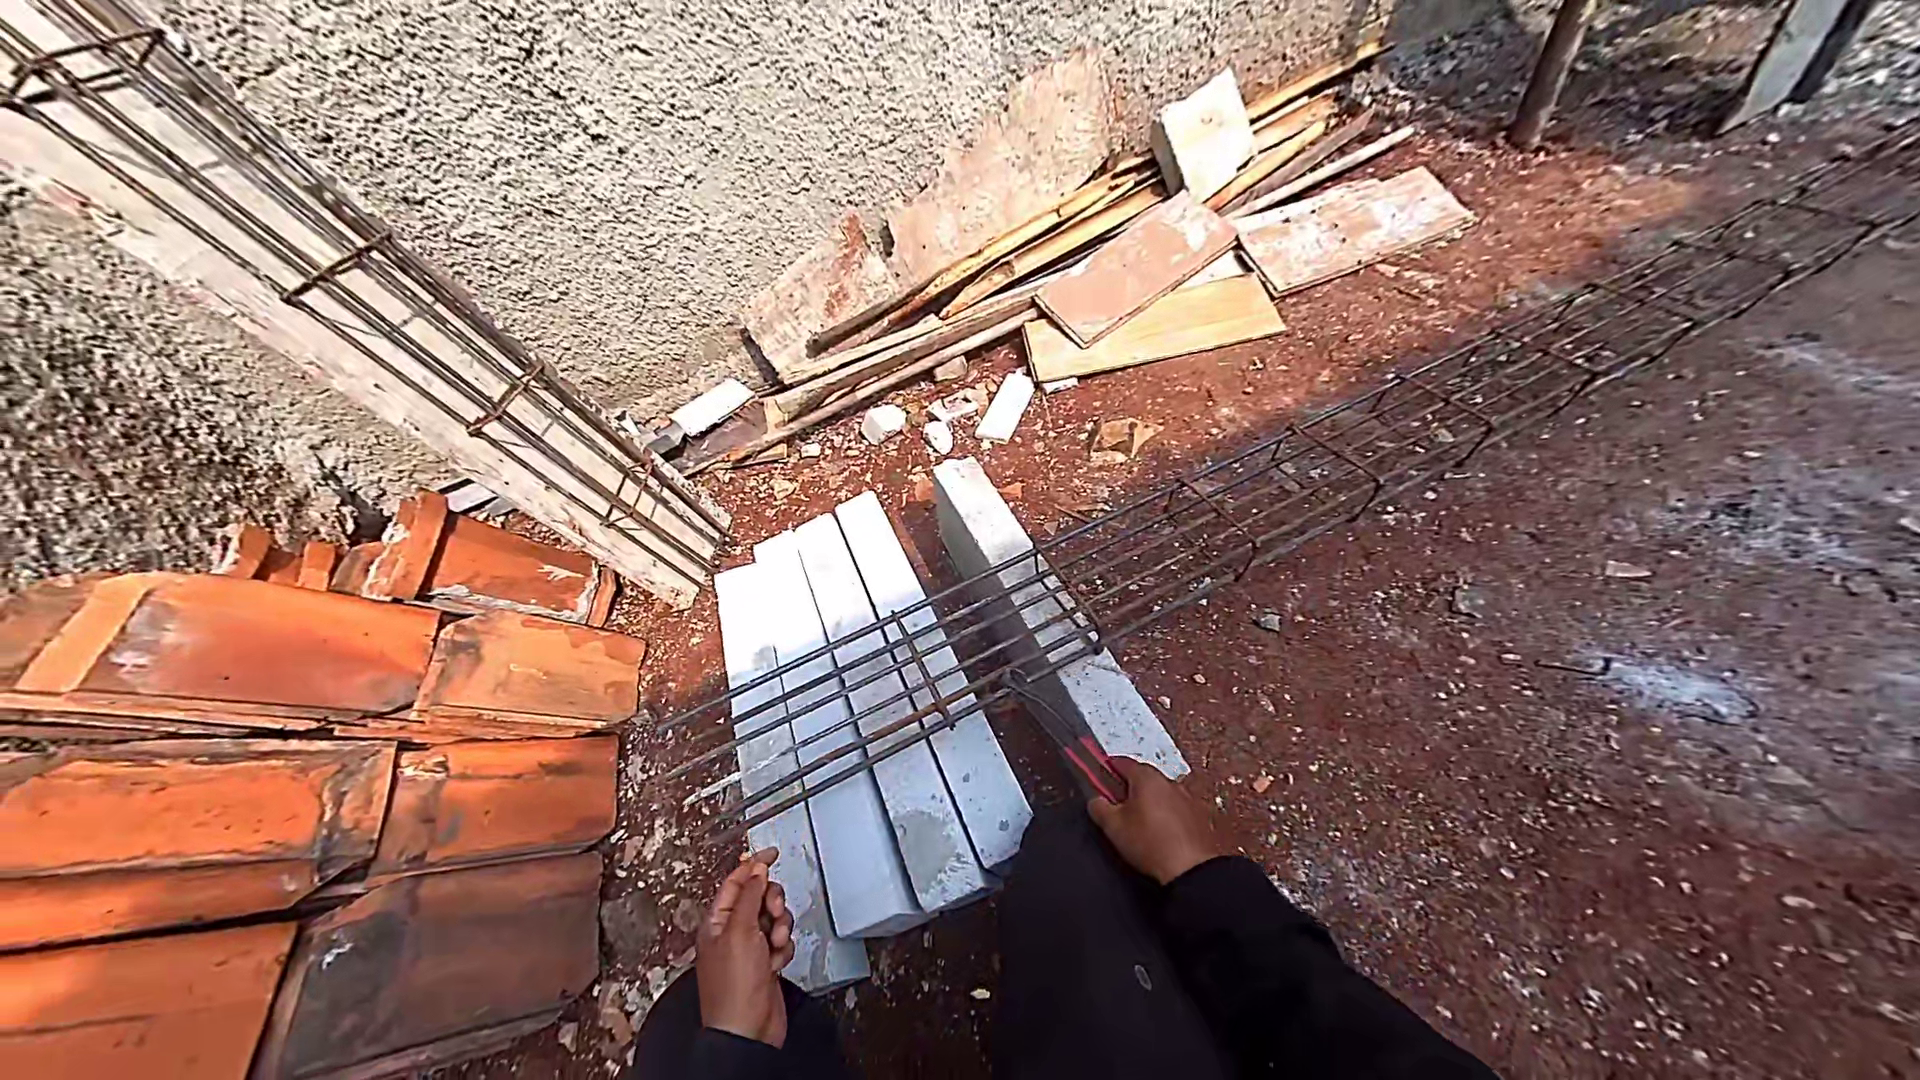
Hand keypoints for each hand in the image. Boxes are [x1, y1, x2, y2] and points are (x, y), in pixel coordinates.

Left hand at [696, 848, 792, 1046]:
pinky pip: (782, 938)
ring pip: (774, 916)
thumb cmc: (734, 989)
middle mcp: (732, 932)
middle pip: (759, 896)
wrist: (748, 1030)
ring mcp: (749, 947)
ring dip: (780, 926)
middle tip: (772, 913)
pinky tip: (775, 961)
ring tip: (774, 944)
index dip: (754, 864)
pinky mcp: (765, 961)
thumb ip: (749, 895)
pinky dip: (783, 947)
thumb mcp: (740, 931)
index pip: (737, 880)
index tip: (771, 853)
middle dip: (772, 902)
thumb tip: (757, 868)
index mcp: (717, 921)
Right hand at [1086, 757, 1225, 884]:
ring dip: (1148, 803)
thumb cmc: (1151, 844)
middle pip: (1142, 778)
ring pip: (1160, 794)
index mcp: (1146, 777)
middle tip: (1116, 807)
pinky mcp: (1199, 818)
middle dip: (1128, 788)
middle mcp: (1169, 782)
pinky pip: (1176, 810)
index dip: (1107, 768)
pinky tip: (1160, 835)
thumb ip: (1099, 807)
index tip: (1100, 779)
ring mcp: (1187, 799)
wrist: (1193, 872)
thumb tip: (1096, 801)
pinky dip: (1166, 816)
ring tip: (1139, 825)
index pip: (1121, 762)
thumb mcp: (1113, 827)